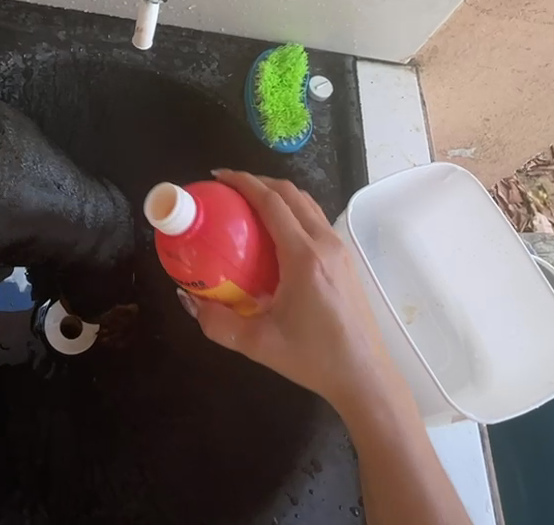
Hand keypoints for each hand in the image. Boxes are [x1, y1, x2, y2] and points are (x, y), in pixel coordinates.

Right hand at [181, 170, 410, 416]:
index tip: (218, 177)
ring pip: (306, 202)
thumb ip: (217, 322)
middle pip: (290, 193)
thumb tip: (188, 298)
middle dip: (258, 181)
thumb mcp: (258, 344)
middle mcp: (324, 243)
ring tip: (249, 202)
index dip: (244, 182)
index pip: (272, 202)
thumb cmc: (313, 359)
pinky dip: (292, 209)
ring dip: (277, 193)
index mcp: (303, 257)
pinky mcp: (345, 258)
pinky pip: (315, 218)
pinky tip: (275, 230)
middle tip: (229, 188)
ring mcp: (339, 248)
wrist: (365, 377)